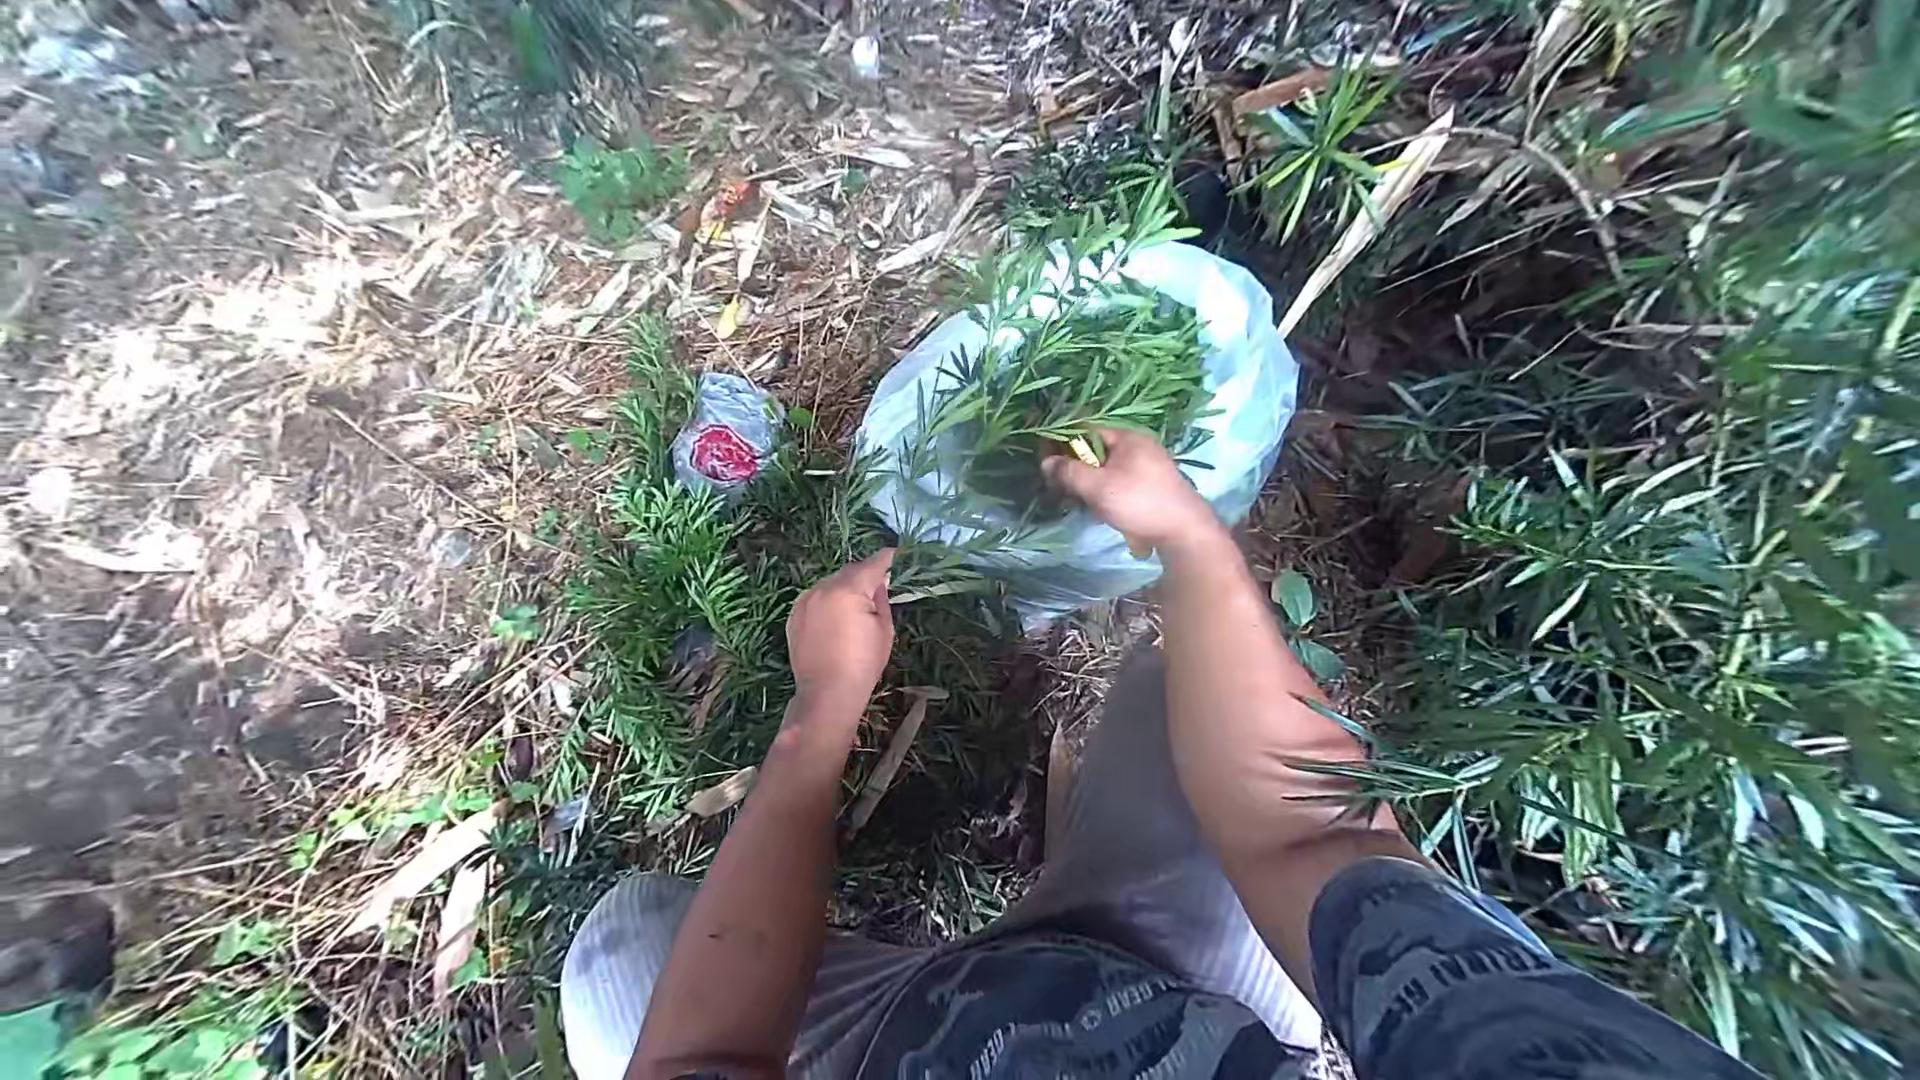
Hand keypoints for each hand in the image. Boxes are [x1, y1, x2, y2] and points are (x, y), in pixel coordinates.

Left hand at [787, 549, 895, 709]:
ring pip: (831, 583)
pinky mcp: (794, 615)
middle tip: (880, 585)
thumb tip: (880, 582)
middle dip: (865, 574)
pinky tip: (837, 618)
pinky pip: (816, 597)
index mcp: (849, 589)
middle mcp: (823, 588)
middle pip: (850, 571)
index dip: (887, 558)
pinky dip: (829, 600)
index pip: (873, 564)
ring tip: (857, 605)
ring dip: (845, 587)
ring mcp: (805, 601)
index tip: (897, 555)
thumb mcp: (884, 629)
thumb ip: (881, 599)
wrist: (827, 693)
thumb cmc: (864, 663)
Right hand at [1042, 428, 1221, 551]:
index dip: (1061, 438)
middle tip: (1055, 482)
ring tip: (1072, 498)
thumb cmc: (1139, 502)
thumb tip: (1046, 462)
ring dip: (1084, 480)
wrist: (1182, 532)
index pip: (1085, 427)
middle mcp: (1136, 446)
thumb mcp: (1098, 487)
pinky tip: (1092, 506)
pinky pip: (1113, 480)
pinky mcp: (1145, 486)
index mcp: (1127, 437)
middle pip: (1092, 447)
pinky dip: (1099, 489)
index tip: (1043, 456)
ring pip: (1102, 466)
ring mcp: (1143, 466)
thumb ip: (1069, 472)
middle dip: (1071, 463)